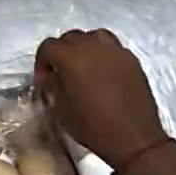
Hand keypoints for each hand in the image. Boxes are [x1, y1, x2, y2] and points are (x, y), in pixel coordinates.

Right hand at [34, 29, 169, 166]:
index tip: (44, 78)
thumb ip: (52, 85)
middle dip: (61, 52)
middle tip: (61, 72)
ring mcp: (115, 51)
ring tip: (83, 65)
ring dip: (84, 46)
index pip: (48, 46)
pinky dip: (103, 54)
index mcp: (71, 58)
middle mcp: (92, 47)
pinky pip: (112, 48)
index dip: (42, 62)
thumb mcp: (61, 109)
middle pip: (70, 37)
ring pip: (93, 36)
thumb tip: (50, 76)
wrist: (133, 138)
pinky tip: (103, 72)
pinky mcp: (131, 59)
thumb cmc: (92, 126)